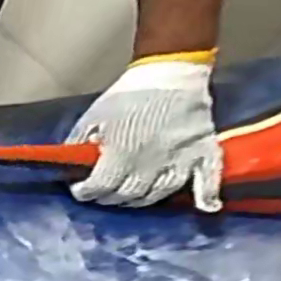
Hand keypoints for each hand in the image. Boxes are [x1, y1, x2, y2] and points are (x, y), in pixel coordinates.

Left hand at [66, 56, 222, 210]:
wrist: (169, 73)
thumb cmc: (123, 99)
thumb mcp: (89, 123)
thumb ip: (78, 149)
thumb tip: (70, 170)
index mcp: (122, 152)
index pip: (100, 186)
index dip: (85, 192)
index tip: (81, 189)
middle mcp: (152, 158)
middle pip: (128, 194)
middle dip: (109, 197)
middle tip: (103, 192)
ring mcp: (182, 153)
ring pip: (161, 191)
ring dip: (141, 199)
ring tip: (129, 196)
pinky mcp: (205, 146)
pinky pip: (210, 175)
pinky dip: (208, 193)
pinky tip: (206, 207)